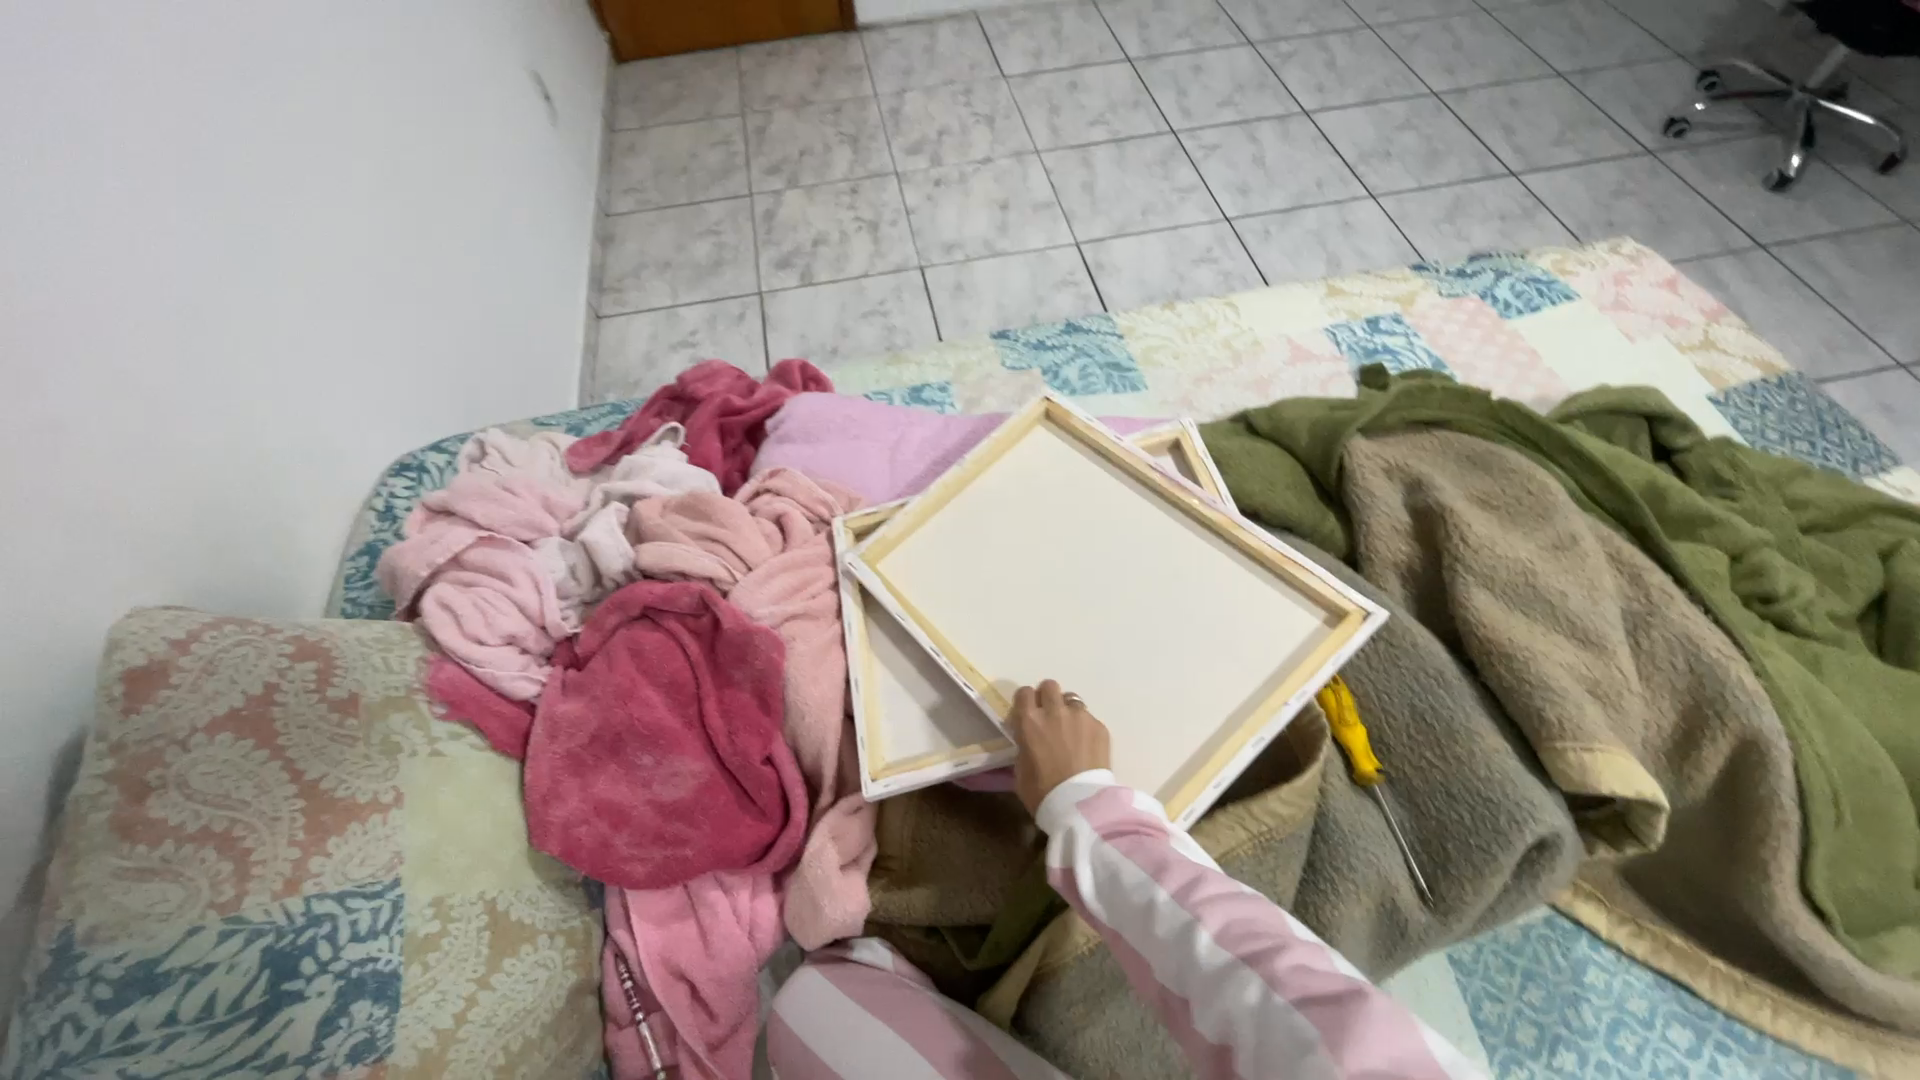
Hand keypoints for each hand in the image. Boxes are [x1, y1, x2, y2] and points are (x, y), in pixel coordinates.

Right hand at [1009, 680, 1111, 814]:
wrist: (1079, 805)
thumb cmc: (1042, 792)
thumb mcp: (1020, 770)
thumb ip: (1023, 746)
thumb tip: (1028, 740)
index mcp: (1029, 721)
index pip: (1024, 692)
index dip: (1026, 702)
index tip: (1028, 713)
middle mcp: (1054, 711)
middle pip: (1050, 686)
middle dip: (1048, 697)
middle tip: (1050, 716)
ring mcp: (1080, 717)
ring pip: (1072, 700)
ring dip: (1068, 711)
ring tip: (1071, 732)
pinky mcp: (1099, 726)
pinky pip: (1089, 718)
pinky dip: (1085, 728)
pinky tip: (1086, 747)